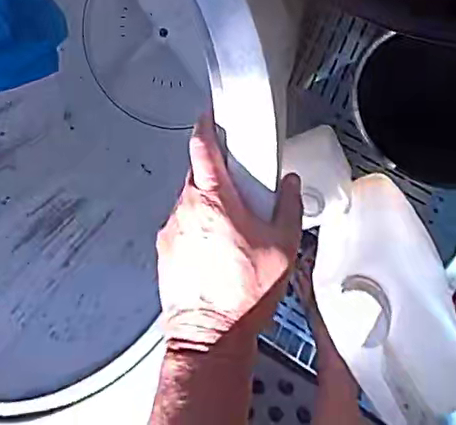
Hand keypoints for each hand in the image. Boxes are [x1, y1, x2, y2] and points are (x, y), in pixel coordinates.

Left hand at [155, 114, 302, 354]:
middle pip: (197, 173)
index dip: (206, 126)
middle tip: (236, 186)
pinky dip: (195, 229)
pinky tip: (214, 250)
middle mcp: (187, 209)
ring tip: (230, 228)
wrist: (210, 339)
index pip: (203, 147)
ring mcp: (172, 230)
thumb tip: (290, 185)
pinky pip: (180, 225)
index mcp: (215, 199)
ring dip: (206, 205)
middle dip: (215, 173)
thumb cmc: (244, 295)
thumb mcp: (283, 246)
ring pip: (188, 200)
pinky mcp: (165, 251)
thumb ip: (289, 206)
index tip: (209, 116)